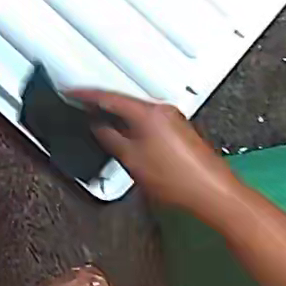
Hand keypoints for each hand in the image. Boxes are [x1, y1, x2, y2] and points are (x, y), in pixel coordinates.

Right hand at [71, 90, 239, 213]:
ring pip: (136, 110)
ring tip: (102, 122)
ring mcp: (172, 118)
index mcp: (146, 112)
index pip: (109, 96)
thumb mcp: (131, 160)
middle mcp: (161, 110)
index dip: (86, 95)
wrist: (213, 192)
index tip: (73, 93)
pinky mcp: (178, 130)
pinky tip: (127, 136)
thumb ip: (110, 138)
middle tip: (84, 106)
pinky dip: (132, 123)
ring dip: (118, 115)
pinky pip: (148, 119)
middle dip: (102, 104)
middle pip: (124, 100)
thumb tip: (98, 127)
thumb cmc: (177, 179)